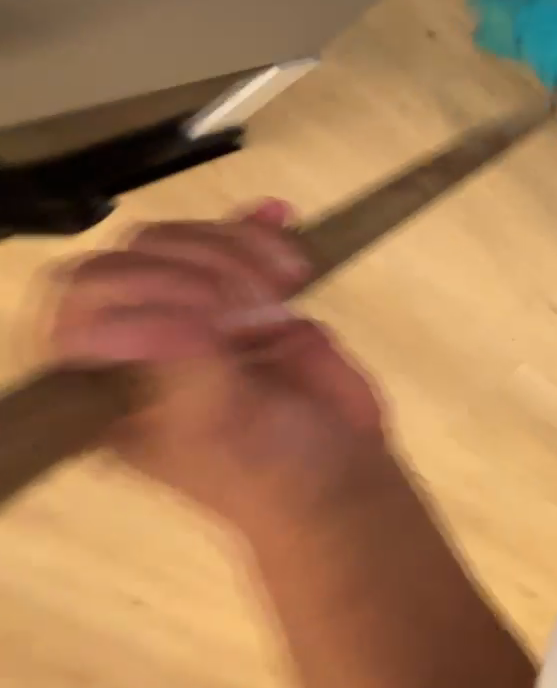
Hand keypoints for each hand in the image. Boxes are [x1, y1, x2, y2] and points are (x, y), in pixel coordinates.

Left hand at [44, 201, 387, 532]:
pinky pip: (243, 243)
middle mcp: (139, 334)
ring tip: (285, 288)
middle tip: (258, 312)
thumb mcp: (211, 425)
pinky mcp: (257, 300)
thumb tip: (156, 316)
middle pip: (134, 256)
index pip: (85, 295)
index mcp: (100, 371)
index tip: (219, 326)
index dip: (151, 290)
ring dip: (242, 250)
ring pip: (186, 241)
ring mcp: (201, 313)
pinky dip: (260, 225)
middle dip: (206, 270)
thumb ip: (180, 365)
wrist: (339, 470)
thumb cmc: (263, 465)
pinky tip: (283, 216)